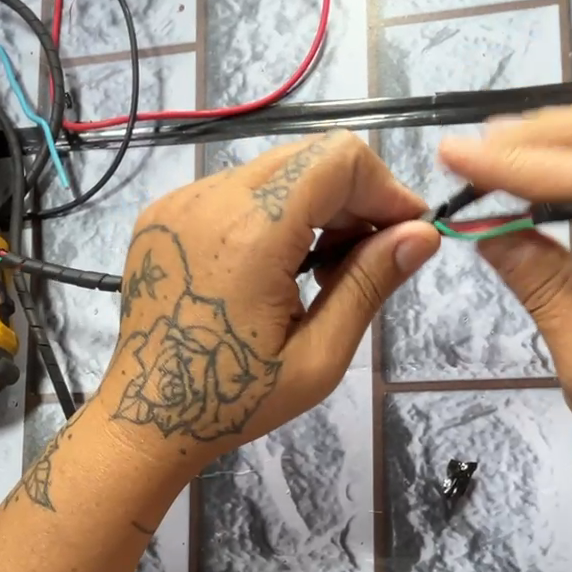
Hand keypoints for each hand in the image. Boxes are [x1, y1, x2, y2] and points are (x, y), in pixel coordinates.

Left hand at [88, 131, 440, 476]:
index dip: (384, 188)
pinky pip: (232, 192)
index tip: (404, 232)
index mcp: (252, 232)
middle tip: (365, 256)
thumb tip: (423, 234)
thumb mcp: (316, 356)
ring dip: (310, 206)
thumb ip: (369, 285)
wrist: (148, 414)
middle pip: (307, 157)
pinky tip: (271, 268)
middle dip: (351, 198)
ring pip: (270, 172)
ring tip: (317, 270)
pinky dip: (267, 214)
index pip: (339, 159)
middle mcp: (210, 199)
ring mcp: (179, 204)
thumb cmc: (234, 399)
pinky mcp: (162, 217)